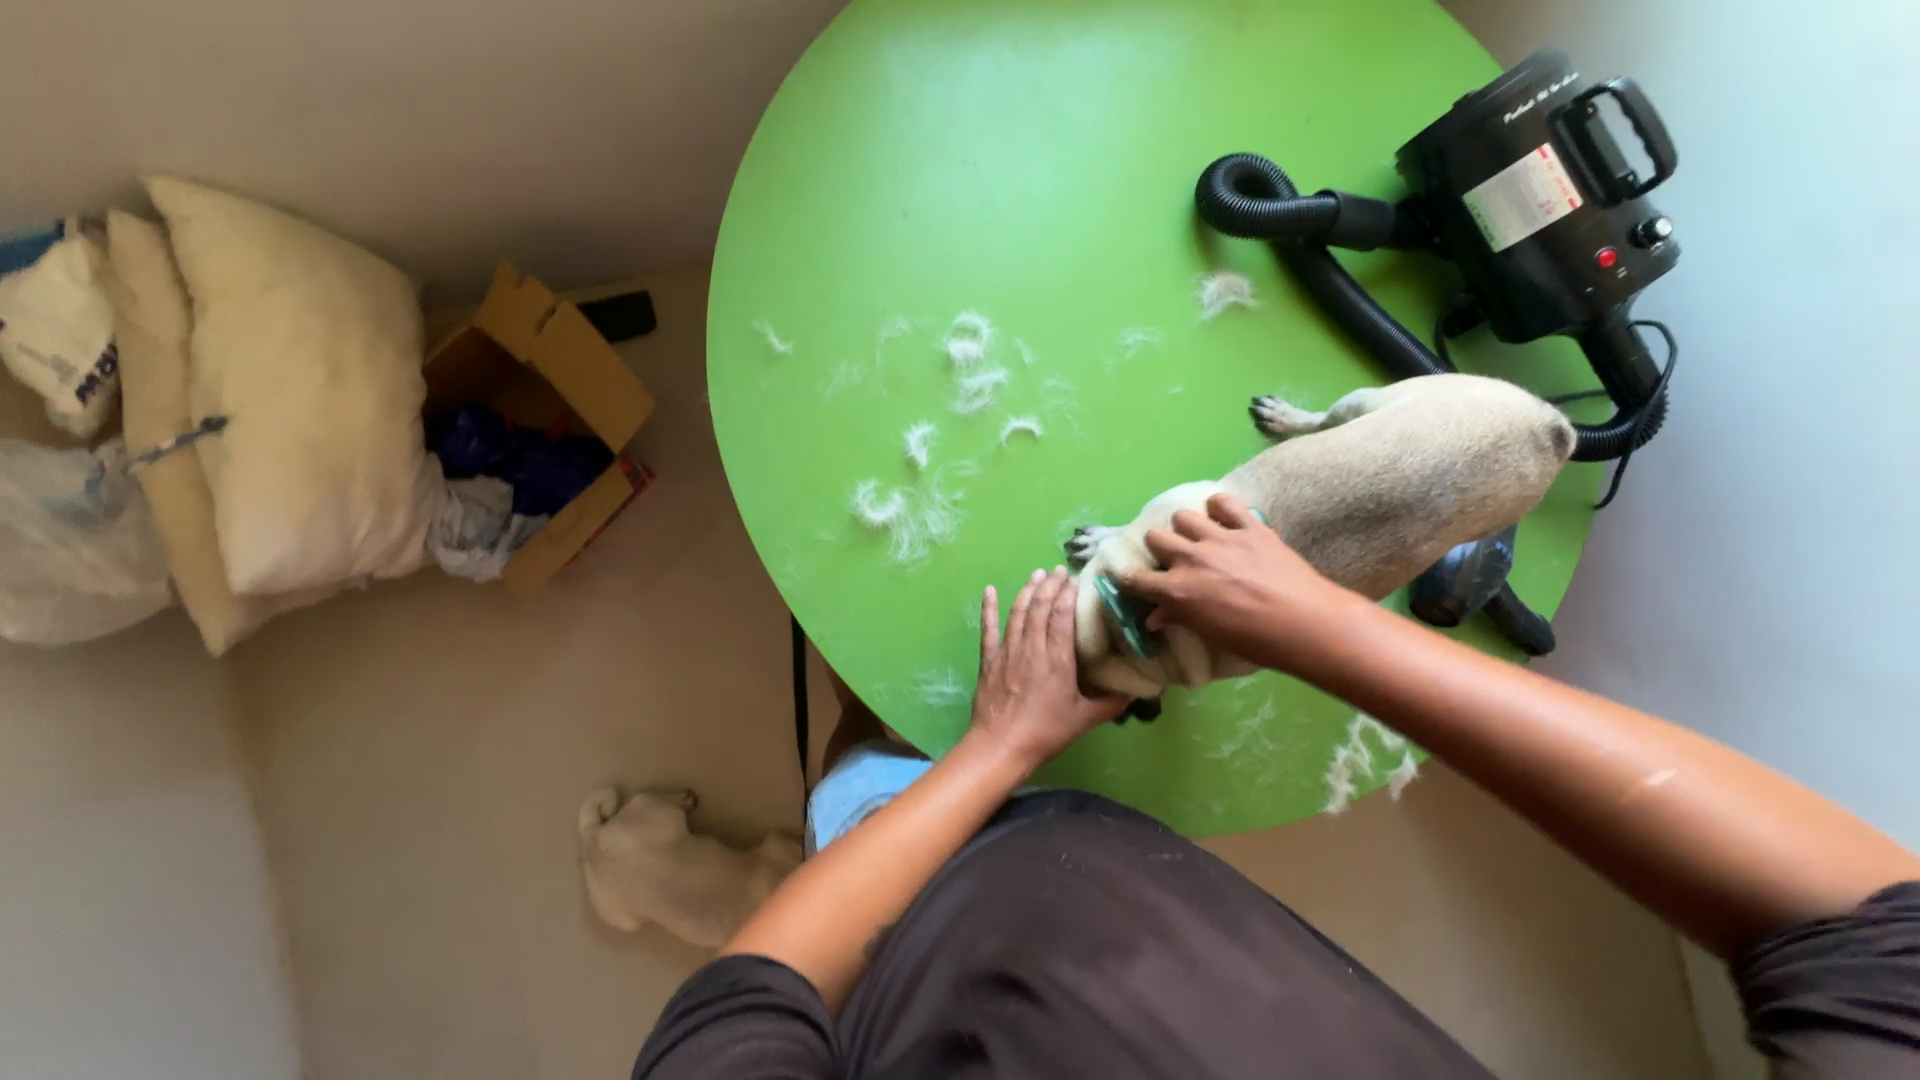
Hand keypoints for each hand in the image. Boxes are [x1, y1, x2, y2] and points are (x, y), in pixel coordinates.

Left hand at [970, 567, 1129, 770]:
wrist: (1000, 746)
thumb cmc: (1045, 733)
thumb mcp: (1084, 720)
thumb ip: (1110, 703)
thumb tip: (1135, 692)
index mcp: (1057, 659)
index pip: (1062, 616)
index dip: (1068, 594)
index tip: (1076, 580)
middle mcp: (1032, 648)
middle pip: (1040, 608)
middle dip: (1050, 585)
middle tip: (1059, 571)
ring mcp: (1007, 652)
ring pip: (1018, 613)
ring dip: (1027, 590)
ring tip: (1037, 574)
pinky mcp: (989, 660)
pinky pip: (988, 628)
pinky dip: (989, 608)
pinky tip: (990, 591)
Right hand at [1118, 493, 1358, 674]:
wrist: (1306, 625)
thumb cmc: (1255, 640)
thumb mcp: (1210, 634)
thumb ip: (1180, 617)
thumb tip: (1155, 616)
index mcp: (1178, 590)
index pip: (1136, 579)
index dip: (1128, 579)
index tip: (1130, 580)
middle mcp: (1192, 559)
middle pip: (1155, 537)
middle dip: (1158, 548)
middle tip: (1171, 559)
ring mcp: (1221, 539)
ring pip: (1183, 516)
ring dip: (1186, 528)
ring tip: (1197, 537)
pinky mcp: (1250, 527)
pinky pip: (1225, 502)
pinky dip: (1220, 507)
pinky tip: (1223, 516)